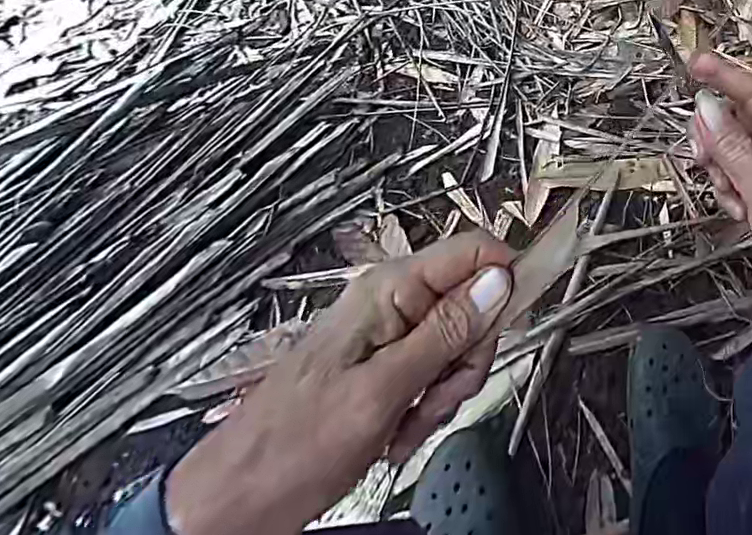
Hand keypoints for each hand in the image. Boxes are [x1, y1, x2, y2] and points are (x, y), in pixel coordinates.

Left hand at [164, 233, 514, 534]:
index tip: (514, 321)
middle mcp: (395, 300)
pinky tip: (401, 427)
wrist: (237, 502)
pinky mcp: (390, 360)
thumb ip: (446, 332)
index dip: (503, 279)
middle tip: (441, 393)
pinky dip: (431, 401)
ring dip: (448, 386)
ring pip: (461, 339)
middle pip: (474, 300)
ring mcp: (393, 330)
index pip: (472, 249)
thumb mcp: (381, 390)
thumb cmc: (293, 445)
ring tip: (411, 419)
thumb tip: (498, 280)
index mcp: (391, 288)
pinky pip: (439, 368)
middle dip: (469, 353)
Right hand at [688, 51, 751, 322]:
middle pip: (737, 120)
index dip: (726, 76)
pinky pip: (728, 172)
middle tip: (707, 159)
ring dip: (719, 167)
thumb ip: (735, 152)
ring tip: (732, 196)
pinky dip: (724, 187)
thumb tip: (706, 108)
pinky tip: (738, 211)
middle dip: (717, 138)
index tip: (695, 61)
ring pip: (728, 146)